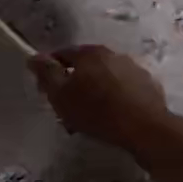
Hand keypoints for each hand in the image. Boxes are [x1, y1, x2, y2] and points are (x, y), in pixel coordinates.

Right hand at [29, 45, 179, 154]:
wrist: (144, 128)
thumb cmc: (95, 110)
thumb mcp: (59, 94)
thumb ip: (45, 73)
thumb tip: (34, 57)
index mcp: (90, 53)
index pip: (61, 54)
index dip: (49, 69)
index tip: (45, 88)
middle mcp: (113, 54)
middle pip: (85, 64)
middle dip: (73, 80)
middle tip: (65, 102)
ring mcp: (134, 69)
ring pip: (104, 76)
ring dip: (94, 88)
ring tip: (88, 112)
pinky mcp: (149, 85)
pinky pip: (122, 87)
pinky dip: (113, 96)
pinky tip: (110, 114)